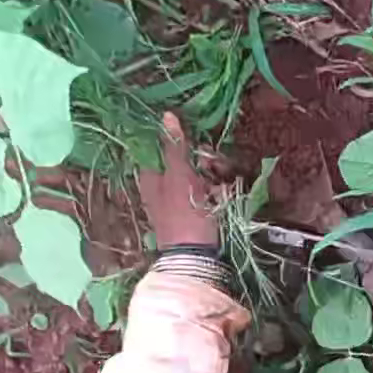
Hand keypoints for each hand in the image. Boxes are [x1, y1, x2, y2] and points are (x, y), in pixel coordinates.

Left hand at [135, 112, 216, 248]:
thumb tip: (167, 115)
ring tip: (221, 186)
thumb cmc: (184, 214)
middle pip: (181, 161)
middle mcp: (159, 187)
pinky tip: (222, 197)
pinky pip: (203, 194)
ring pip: (195, 177)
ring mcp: (176, 202)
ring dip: (211, 176)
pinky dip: (213, 193)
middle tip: (214, 167)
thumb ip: (174, 147)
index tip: (196, 142)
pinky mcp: (191, 214)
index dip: (179, 140)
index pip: (160, 146)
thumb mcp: (179, 175)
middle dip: (202, 161)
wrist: (195, 257)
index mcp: (150, 176)